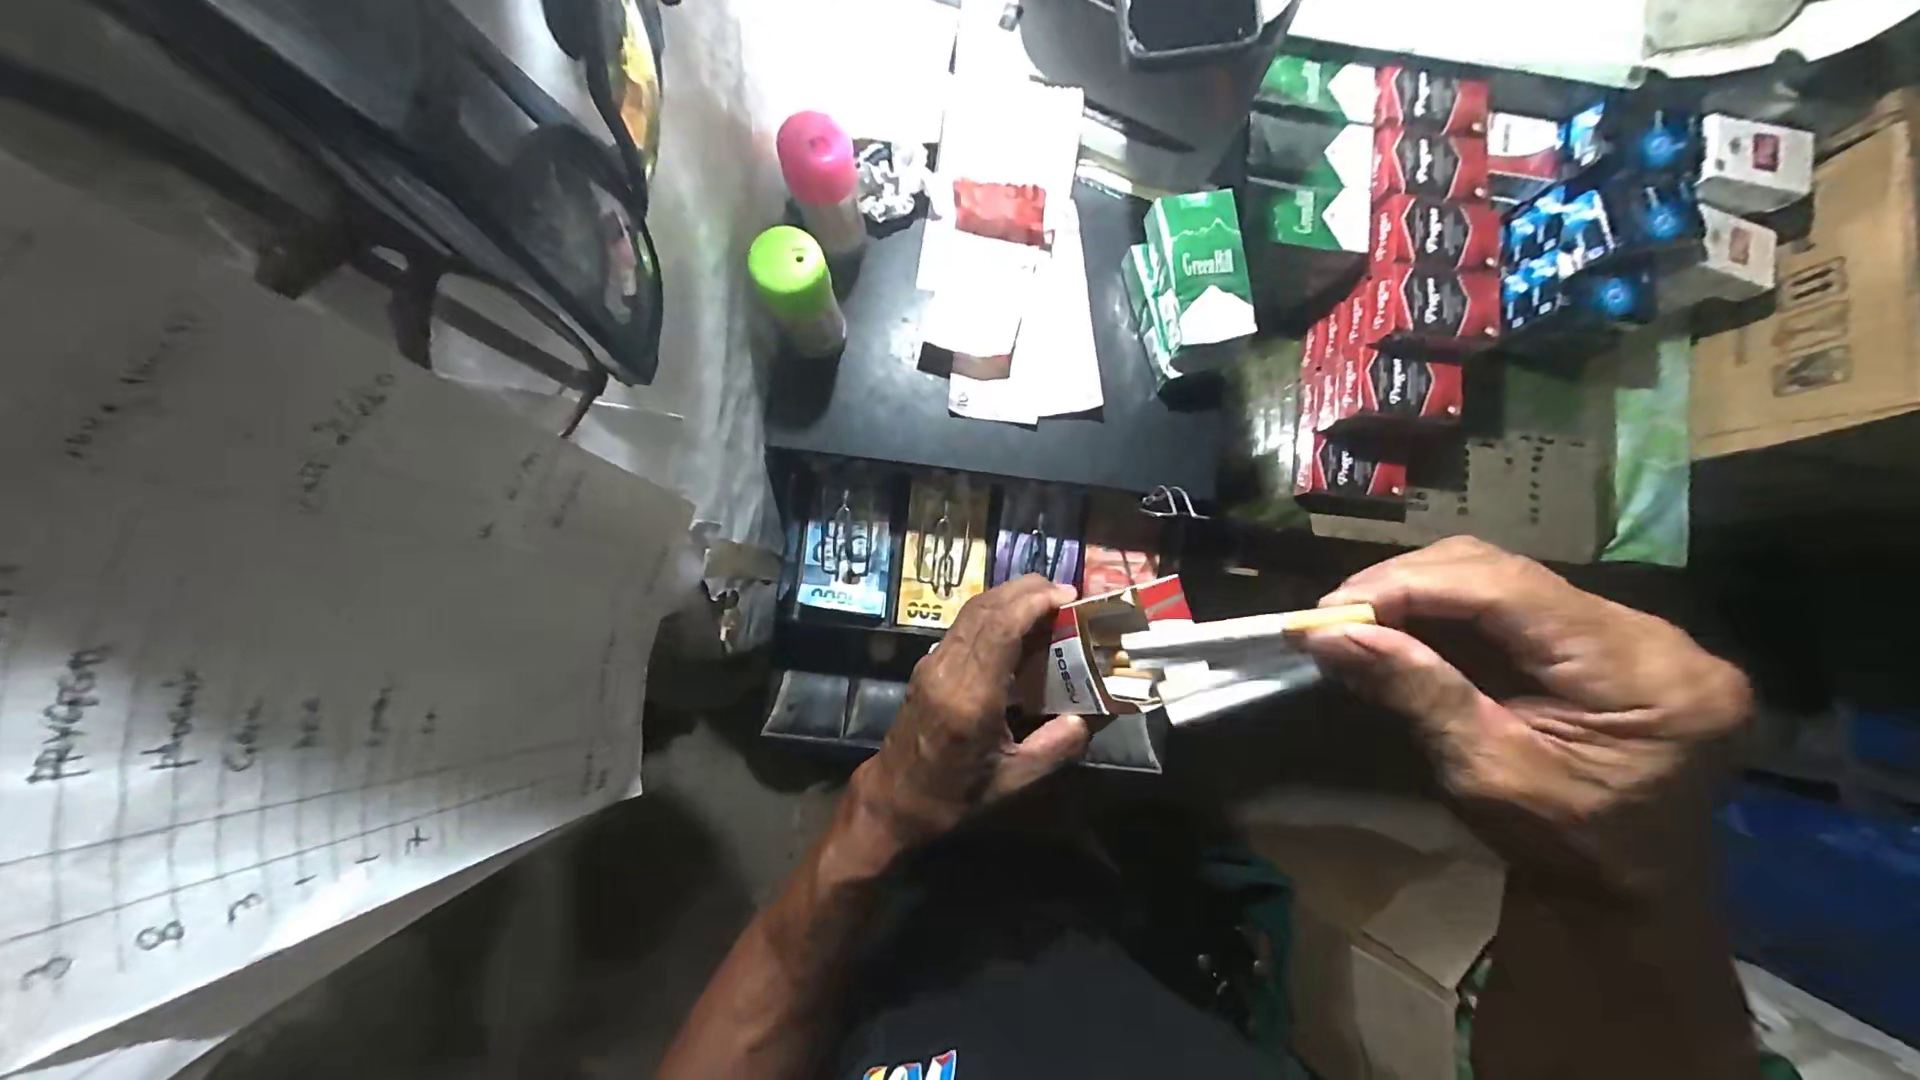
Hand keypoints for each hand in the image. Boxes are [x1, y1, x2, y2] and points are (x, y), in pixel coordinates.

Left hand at [850, 575, 1091, 848]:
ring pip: (971, 611)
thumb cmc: (954, 795)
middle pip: (986, 608)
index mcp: (971, 698)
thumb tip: (1090, 716)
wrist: (894, 798)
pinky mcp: (927, 664)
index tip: (1067, 595)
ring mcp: (933, 663)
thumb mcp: (1014, 780)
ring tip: (1046, 599)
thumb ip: (1056, 746)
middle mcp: (948, 670)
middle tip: (1064, 591)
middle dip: (1026, 589)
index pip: (1000, 628)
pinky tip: (1016, 622)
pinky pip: (963, 624)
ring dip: (1009, 596)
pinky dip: (993, 611)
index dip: (1034, 602)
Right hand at [1299, 537, 1751, 896]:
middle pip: (1495, 567)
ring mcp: (1616, 630)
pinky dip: (1429, 607)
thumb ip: (1414, 691)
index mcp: (1639, 671)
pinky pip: (1492, 597)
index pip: (1507, 589)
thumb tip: (1328, 634)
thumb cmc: (1562, 846)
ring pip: (1488, 571)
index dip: (1410, 586)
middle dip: (1402, 584)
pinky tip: (1392, 628)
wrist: (1623, 888)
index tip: (1334, 609)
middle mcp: (1642, 633)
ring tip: (1355, 621)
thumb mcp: (1482, 772)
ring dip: (1410, 590)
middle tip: (1335, 617)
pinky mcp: (1584, 636)